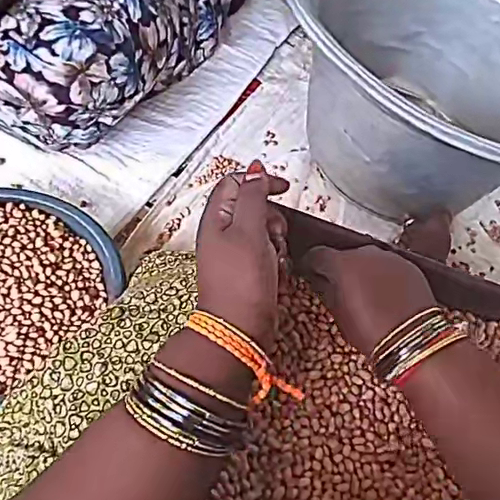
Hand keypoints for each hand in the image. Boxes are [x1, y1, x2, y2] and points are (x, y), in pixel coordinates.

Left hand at [194, 162, 290, 347]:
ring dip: (277, 242)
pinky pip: (267, 255)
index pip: (235, 183)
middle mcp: (222, 234)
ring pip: (264, 232)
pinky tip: (276, 274)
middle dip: (272, 218)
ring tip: (275, 258)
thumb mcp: (249, 230)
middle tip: (274, 235)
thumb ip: (253, 197)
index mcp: (215, 218)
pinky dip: (276, 261)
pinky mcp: (248, 272)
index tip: (283, 189)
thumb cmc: (242, 280)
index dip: (259, 181)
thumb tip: (255, 171)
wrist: (240, 328)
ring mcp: (235, 254)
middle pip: (253, 207)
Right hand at [303, 244, 436, 355]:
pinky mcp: (410, 266)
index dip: (310, 264)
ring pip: (368, 259)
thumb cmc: (370, 331)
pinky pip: (388, 266)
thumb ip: (326, 291)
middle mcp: (366, 253)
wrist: (413, 339)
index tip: (307, 273)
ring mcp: (390, 257)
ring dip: (362, 270)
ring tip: (361, 291)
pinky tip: (382, 293)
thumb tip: (320, 282)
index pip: (317, 255)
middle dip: (338, 268)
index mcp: (342, 263)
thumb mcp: (338, 315)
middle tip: (335, 286)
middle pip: (344, 254)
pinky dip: (382, 275)